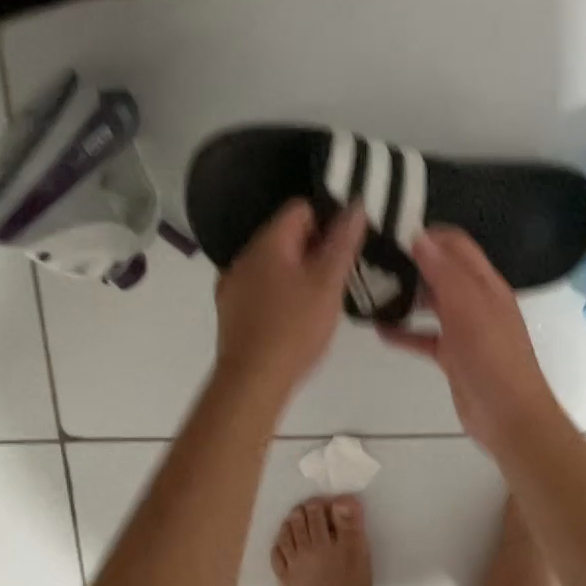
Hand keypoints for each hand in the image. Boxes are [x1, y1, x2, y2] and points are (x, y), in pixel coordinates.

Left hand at [214, 201, 367, 396]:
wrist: (252, 380)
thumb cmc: (295, 328)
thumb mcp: (328, 283)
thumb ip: (342, 242)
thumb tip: (355, 205)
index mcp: (267, 243)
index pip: (299, 209)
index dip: (326, 221)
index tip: (343, 249)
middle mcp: (244, 256)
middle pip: (284, 236)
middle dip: (313, 250)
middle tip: (337, 277)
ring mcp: (232, 284)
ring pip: (272, 264)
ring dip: (296, 273)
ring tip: (318, 300)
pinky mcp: (230, 310)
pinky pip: (259, 288)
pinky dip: (278, 293)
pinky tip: (293, 318)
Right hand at [379, 227, 564, 452]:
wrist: (508, 416)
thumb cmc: (492, 357)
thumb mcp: (468, 308)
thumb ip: (444, 271)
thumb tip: (420, 236)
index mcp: (485, 285)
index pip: (457, 246)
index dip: (428, 235)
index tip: (392, 233)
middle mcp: (476, 302)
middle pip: (442, 272)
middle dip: (412, 264)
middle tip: (373, 260)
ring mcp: (464, 330)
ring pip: (431, 304)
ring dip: (405, 296)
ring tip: (371, 290)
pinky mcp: (452, 356)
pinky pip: (424, 337)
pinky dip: (404, 332)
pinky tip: (379, 330)